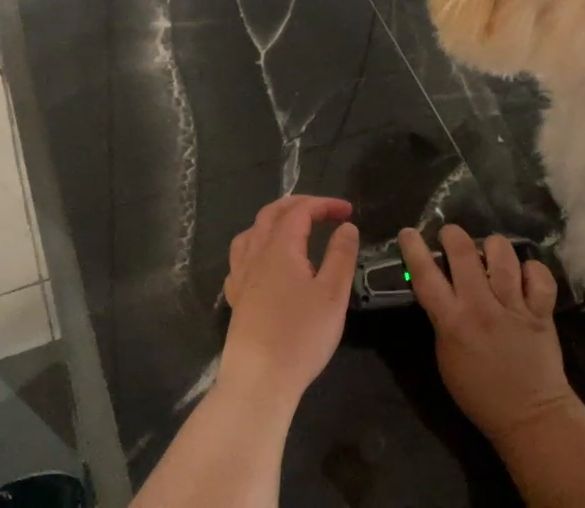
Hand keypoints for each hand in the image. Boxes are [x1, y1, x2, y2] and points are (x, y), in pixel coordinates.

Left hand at [218, 195, 359, 413]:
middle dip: (297, 204)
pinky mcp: (236, 298)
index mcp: (280, 248)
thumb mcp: (333, 294)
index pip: (300, 211)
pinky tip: (265, 263)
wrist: (259, 380)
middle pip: (271, 214)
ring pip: (250, 233)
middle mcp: (255, 255)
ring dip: (272, 221)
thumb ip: (341, 255)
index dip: (324, 205)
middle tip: (323, 210)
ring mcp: (240, 276)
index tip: (347, 212)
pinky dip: (256, 247)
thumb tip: (346, 227)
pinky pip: (240, 258)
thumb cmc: (301, 336)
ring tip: (292, 228)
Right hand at [400, 225, 576, 442]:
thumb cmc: (479, 393)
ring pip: (503, 256)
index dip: (414, 249)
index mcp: (452, 323)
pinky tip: (524, 273)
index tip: (408, 232)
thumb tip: (441, 288)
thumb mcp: (446, 357)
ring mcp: (514, 308)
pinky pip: (539, 276)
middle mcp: (482, 308)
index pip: (426, 276)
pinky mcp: (541, 312)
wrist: (529, 416)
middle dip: (453, 235)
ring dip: (492, 246)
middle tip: (450, 236)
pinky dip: (531, 269)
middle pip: (464, 253)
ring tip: (488, 250)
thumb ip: (442, 320)